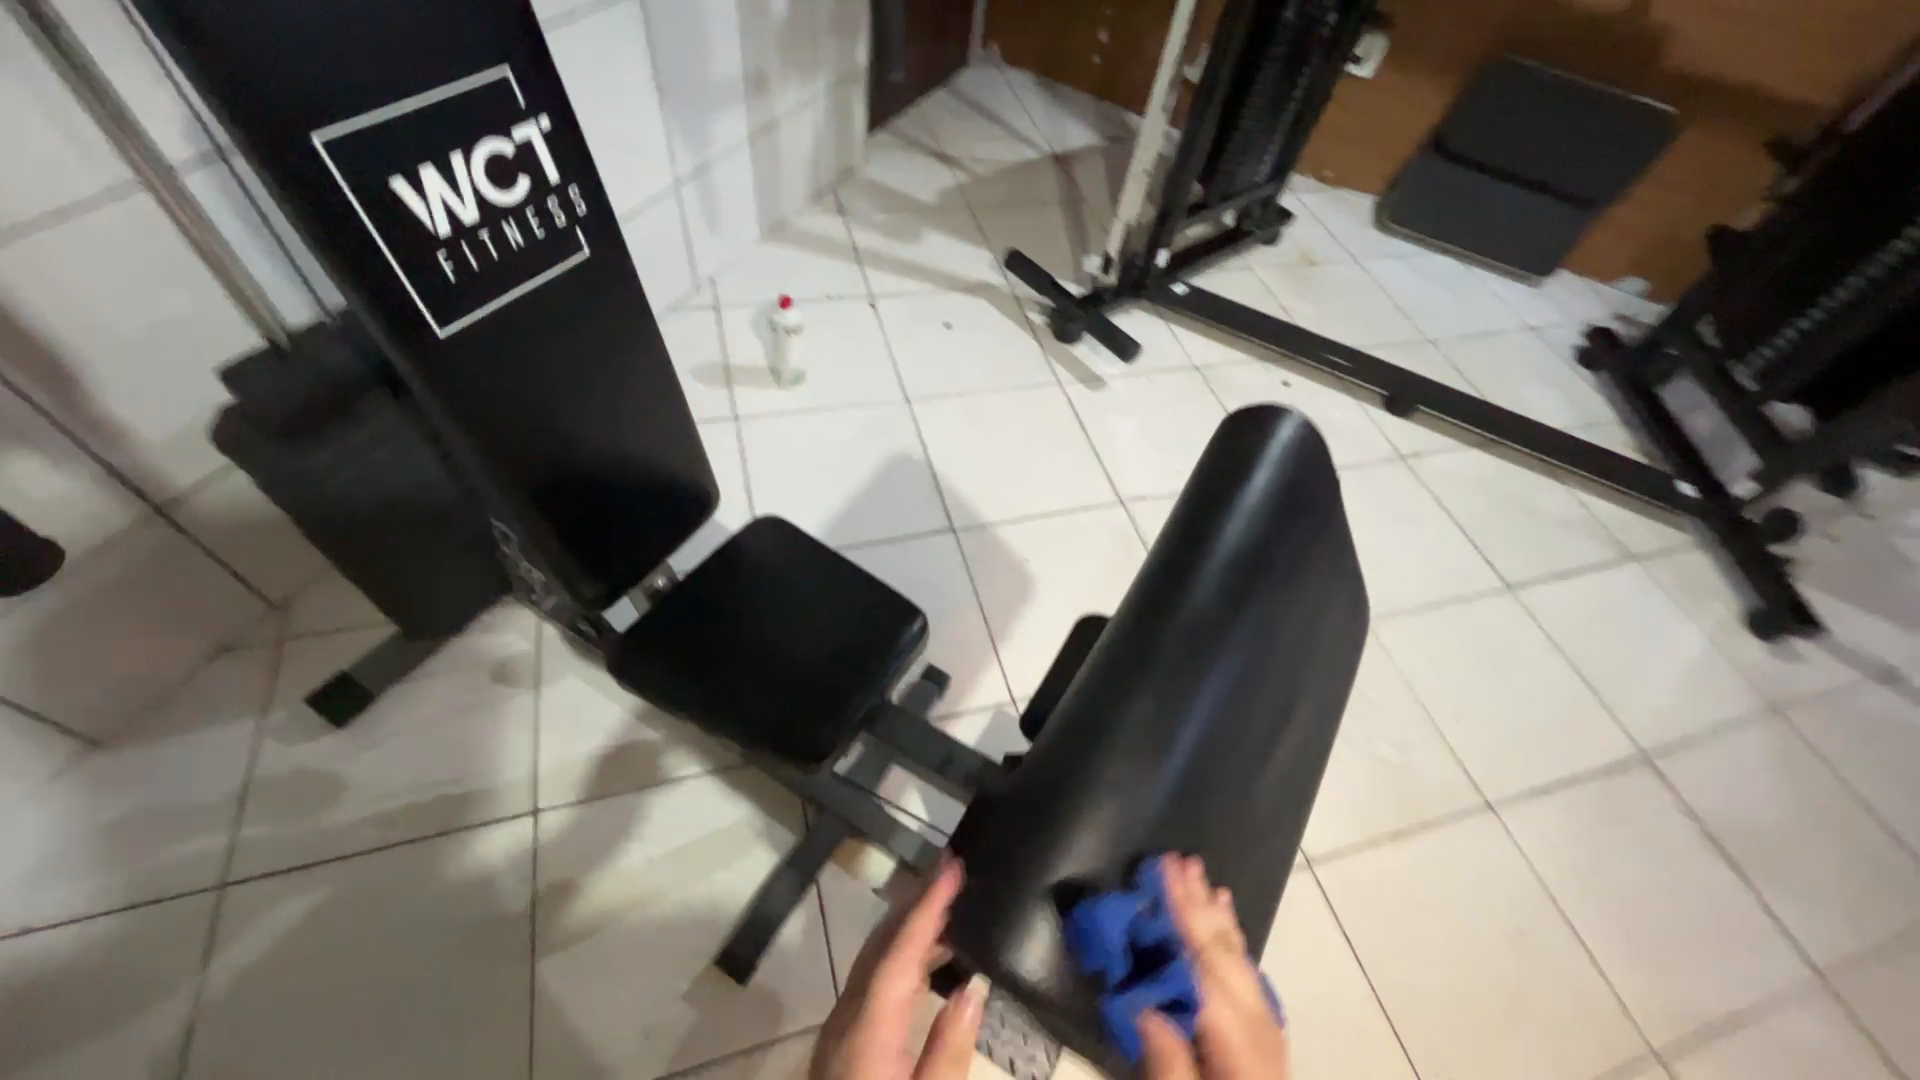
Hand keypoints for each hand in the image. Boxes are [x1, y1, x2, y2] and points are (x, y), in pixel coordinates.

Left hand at [811, 857, 988, 1079]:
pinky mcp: (842, 1040)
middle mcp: (847, 1016)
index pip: (899, 952)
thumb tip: (974, 987)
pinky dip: (901, 953)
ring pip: (874, 958)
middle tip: (953, 867)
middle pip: (882, 944)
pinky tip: (927, 957)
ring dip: (909, 925)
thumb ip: (949, 1050)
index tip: (951, 866)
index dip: (927, 905)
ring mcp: (840, 1026)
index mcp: (868, 1028)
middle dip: (916, 901)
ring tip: (949, 901)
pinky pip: (873, 978)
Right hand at [1138, 855, 1290, 1079]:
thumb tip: (1148, 1004)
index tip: (1163, 873)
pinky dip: (1235, 950)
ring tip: (1204, 881)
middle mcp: (1259, 1035)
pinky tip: (1228, 934)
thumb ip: (1169, 1067)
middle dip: (1200, 907)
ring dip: (1219, 921)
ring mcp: (1266, 1041)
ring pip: (1242, 965)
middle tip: (1179, 860)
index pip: (1205, 969)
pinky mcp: (1263, 1050)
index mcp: (1238, 1051)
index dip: (1182, 917)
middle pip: (1226, 958)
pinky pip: (1248, 983)